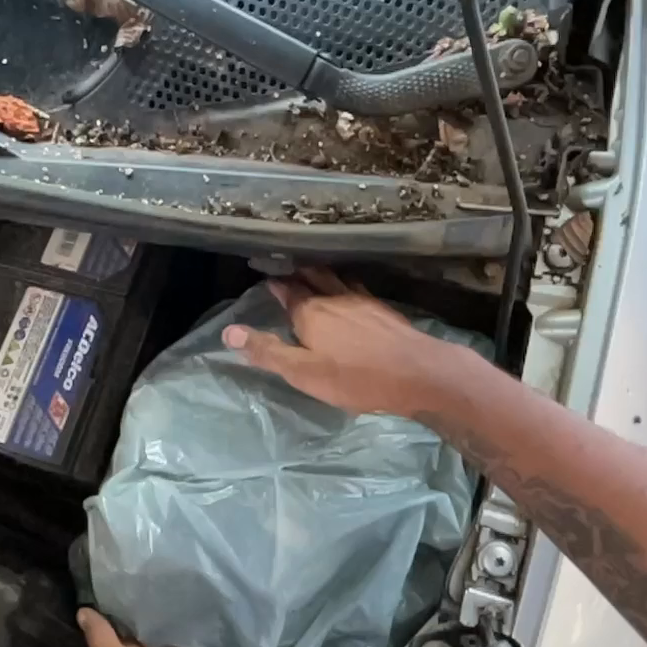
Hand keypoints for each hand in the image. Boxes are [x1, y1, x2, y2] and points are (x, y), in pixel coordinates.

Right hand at [221, 268, 472, 416]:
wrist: (418, 373)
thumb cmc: (355, 378)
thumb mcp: (303, 372)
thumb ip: (267, 352)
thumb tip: (228, 332)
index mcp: (310, 311)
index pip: (286, 290)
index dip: (274, 284)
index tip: (264, 278)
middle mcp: (334, 298)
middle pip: (311, 277)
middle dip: (296, 273)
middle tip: (285, 269)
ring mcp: (362, 300)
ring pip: (335, 279)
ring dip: (321, 274)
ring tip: (312, 273)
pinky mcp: (383, 310)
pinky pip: (356, 288)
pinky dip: (344, 285)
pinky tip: (349, 293)